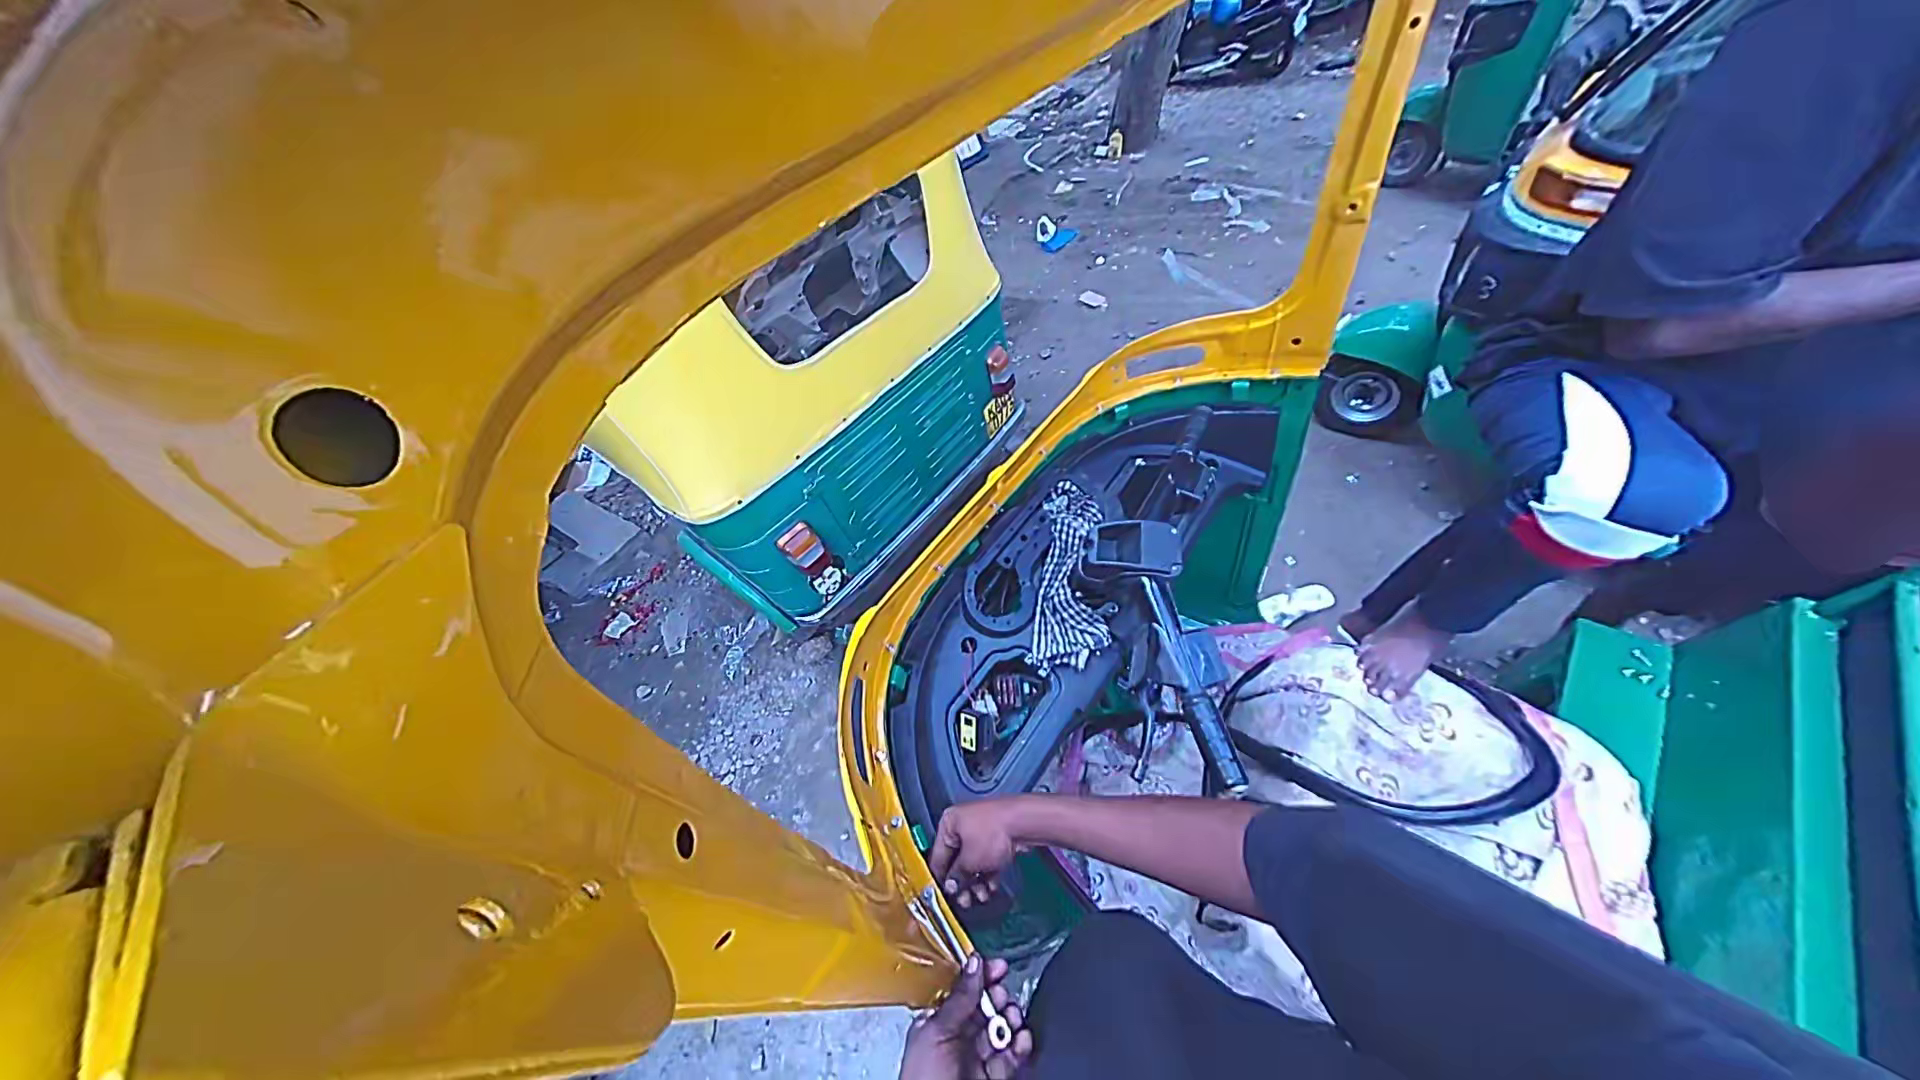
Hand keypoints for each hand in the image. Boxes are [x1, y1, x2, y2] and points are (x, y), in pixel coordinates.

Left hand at [899, 954, 1032, 1079]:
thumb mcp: (937, 1033)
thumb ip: (959, 998)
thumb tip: (974, 963)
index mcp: (936, 1023)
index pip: (962, 990)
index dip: (980, 976)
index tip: (998, 967)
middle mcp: (956, 1039)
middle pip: (984, 1008)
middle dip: (998, 998)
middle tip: (1003, 996)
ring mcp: (975, 1059)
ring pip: (1000, 1030)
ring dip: (1011, 1020)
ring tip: (1013, 1018)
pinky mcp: (993, 1078)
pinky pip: (1011, 1057)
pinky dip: (1020, 1047)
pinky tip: (1023, 1039)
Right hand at [927, 797, 1028, 907]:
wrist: (1023, 822)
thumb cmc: (990, 836)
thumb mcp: (969, 861)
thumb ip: (957, 876)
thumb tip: (950, 886)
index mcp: (948, 824)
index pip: (938, 856)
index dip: (941, 879)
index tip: (943, 897)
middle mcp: (961, 824)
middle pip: (956, 860)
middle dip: (962, 883)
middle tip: (966, 901)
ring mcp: (979, 830)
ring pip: (972, 862)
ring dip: (976, 882)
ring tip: (983, 897)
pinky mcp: (995, 836)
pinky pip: (985, 858)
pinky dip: (987, 873)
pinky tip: (992, 888)